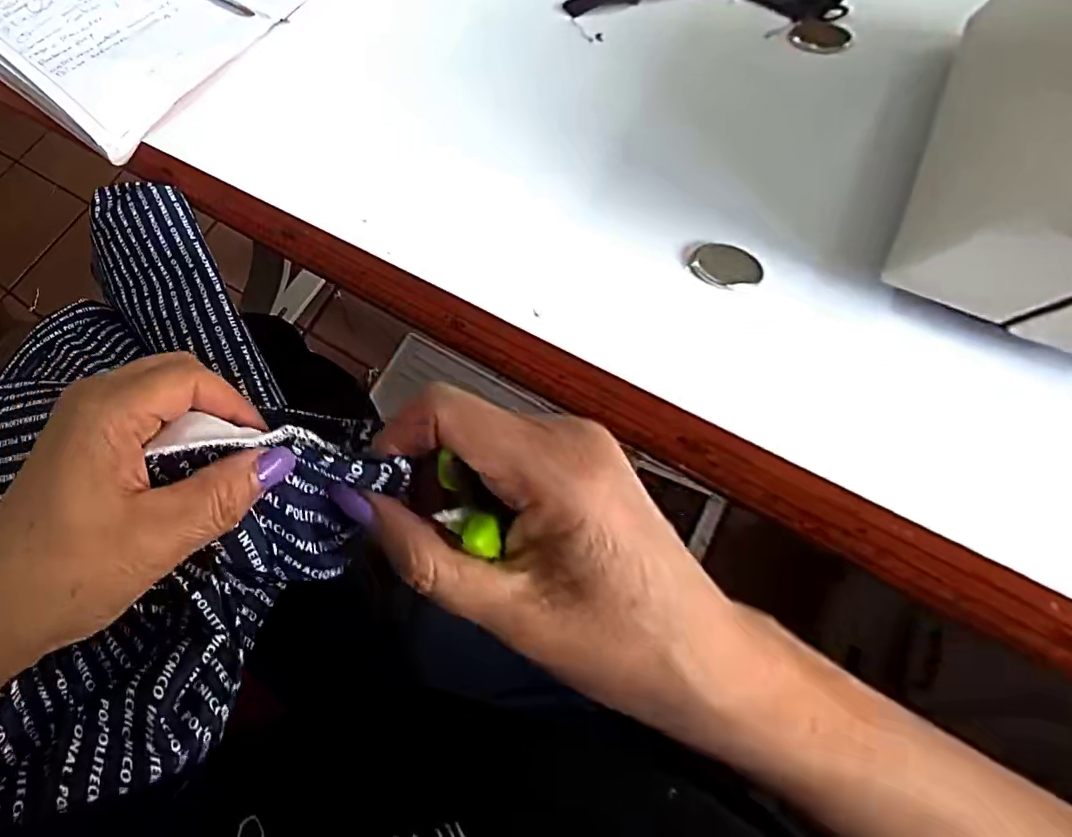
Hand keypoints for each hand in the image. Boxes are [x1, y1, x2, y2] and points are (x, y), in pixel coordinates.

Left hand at [0, 352, 293, 663]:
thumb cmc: (69, 574)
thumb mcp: (155, 538)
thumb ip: (219, 494)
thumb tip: (275, 462)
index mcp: (106, 408)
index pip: (190, 378)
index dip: (235, 407)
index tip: (264, 451)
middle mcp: (92, 396)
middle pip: (174, 375)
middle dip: (218, 410)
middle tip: (242, 461)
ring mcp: (81, 415)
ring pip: (158, 395)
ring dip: (194, 425)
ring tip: (216, 473)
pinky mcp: (78, 438)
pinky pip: (139, 416)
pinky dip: (170, 437)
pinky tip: (178, 477)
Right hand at [341, 384, 768, 744]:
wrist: (711, 663)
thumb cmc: (626, 647)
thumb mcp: (506, 613)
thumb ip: (420, 555)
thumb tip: (359, 504)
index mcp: (556, 466)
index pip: (442, 408)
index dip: (393, 441)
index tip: (376, 490)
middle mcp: (567, 434)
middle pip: (454, 422)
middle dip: (424, 476)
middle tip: (430, 536)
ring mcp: (575, 439)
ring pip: (473, 436)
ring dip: (453, 486)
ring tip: (477, 545)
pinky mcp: (576, 452)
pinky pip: (499, 447)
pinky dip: (480, 486)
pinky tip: (501, 533)